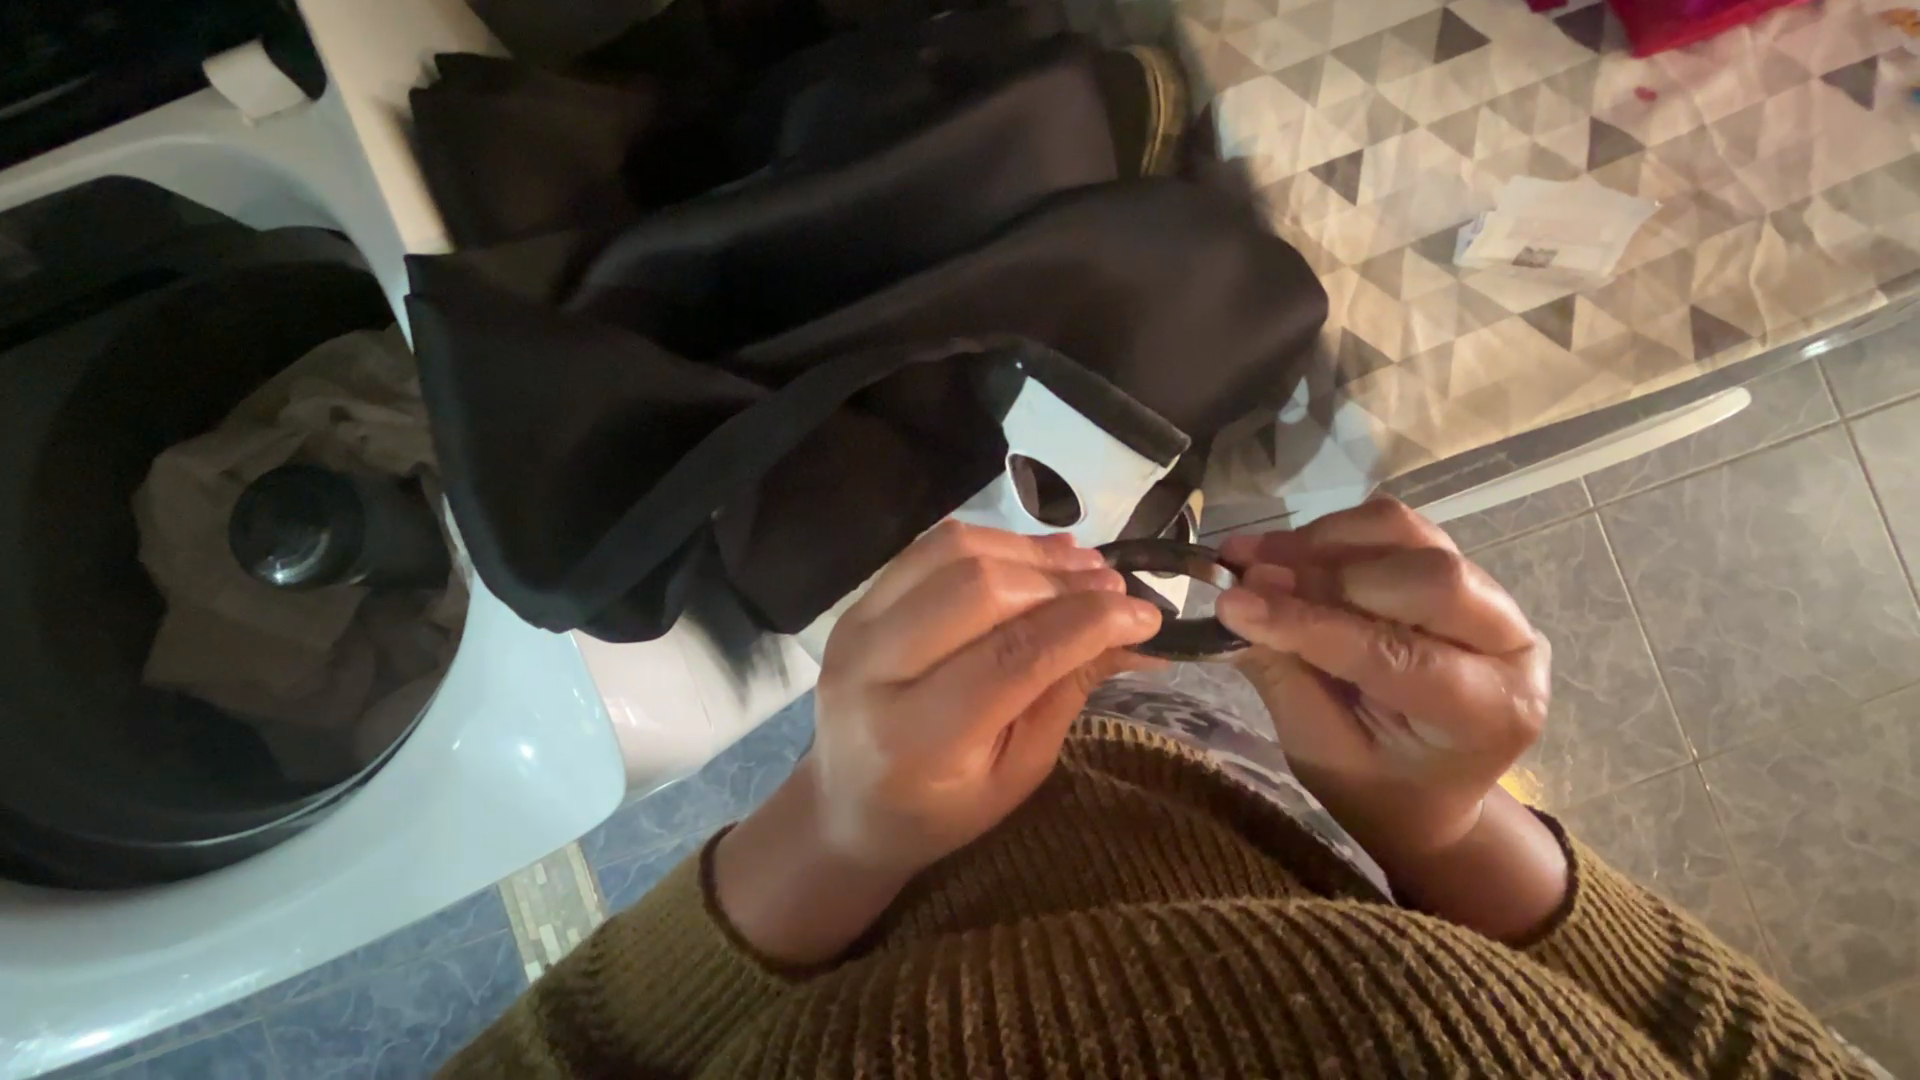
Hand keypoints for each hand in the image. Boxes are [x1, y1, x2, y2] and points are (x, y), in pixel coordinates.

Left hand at [713, 522, 1162, 964]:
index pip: (1013, 658)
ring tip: (1082, 564)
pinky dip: (992, 543)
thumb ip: (1066, 693)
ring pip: (951, 552)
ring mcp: (856, 626)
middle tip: (1113, 585)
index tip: (1144, 614)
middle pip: (978, 590)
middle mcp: (874, 671)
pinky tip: (1036, 556)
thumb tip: (1132, 633)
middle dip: (1059, 581)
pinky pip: (929, 548)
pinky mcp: (856, 603)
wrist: (846, 802)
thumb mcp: (1016, 773)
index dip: (1087, 624)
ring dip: (1028, 551)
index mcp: (917, 738)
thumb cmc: (940, 809)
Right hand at [1216, 498, 1564, 941]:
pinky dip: (1329, 535)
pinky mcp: (1454, 567)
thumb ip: (1284, 674)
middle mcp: (1508, 643)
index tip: (1231, 604)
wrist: (1419, 784)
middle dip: (1327, 575)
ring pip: (1408, 535)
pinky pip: (1392, 528)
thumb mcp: (1321, 749)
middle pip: (1428, 576)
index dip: (1307, 623)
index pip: (1394, 652)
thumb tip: (1236, 601)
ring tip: (1256, 561)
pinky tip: (1281, 556)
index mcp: (1488, 712)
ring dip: (1322, 544)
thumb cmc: (1373, 782)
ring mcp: (1488, 597)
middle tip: (1251, 579)